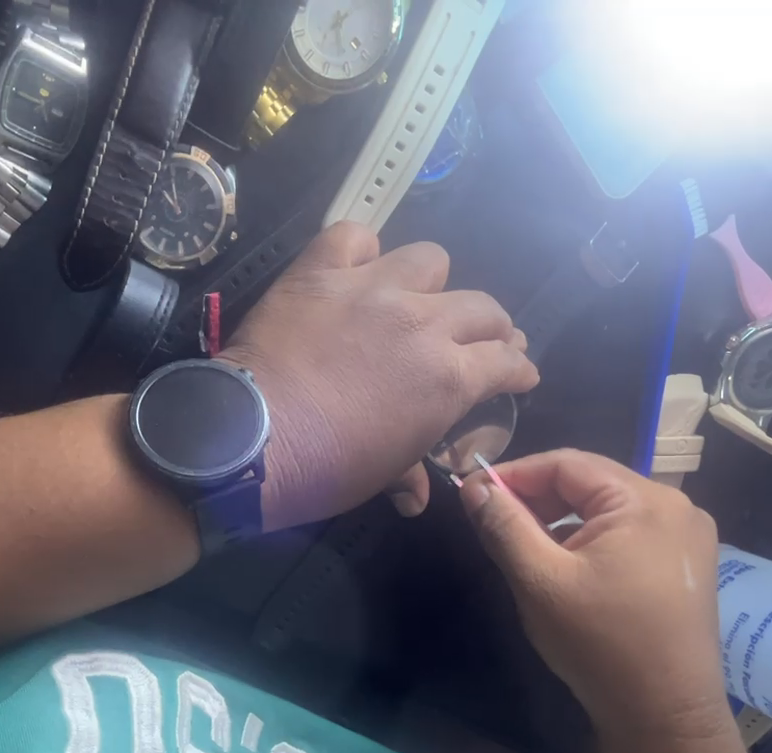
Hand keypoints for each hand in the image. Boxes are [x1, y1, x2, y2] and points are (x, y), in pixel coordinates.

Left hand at [222, 222, 535, 530]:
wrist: (252, 444)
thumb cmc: (323, 471)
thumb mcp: (377, 475)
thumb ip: (408, 471)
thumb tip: (415, 497)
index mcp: (448, 379)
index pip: (505, 361)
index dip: (518, 367)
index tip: (519, 371)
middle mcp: (423, 323)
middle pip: (482, 306)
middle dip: (491, 326)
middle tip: (480, 340)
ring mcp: (371, 289)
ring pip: (429, 260)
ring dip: (431, 283)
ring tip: (417, 299)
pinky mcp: (320, 273)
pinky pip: (353, 237)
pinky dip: (360, 250)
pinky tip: (356, 268)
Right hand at [459, 450, 730, 740]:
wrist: (664, 715)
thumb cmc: (599, 643)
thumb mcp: (539, 580)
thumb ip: (504, 526)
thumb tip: (475, 487)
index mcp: (645, 502)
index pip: (567, 463)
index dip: (514, 473)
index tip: (472, 494)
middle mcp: (675, 507)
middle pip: (589, 483)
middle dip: (535, 498)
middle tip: (491, 522)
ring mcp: (685, 537)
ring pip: (605, 510)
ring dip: (558, 520)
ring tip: (521, 547)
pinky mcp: (684, 565)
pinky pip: (624, 534)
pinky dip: (585, 540)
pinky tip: (562, 568)